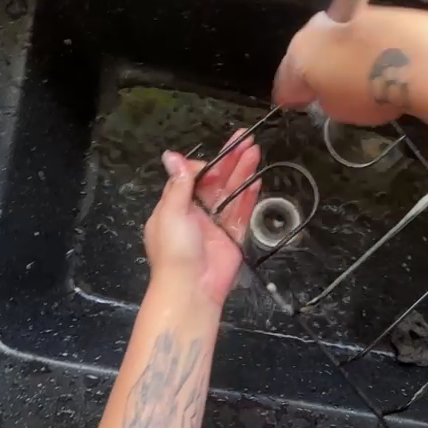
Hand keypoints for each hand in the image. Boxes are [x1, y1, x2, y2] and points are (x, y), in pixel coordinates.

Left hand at [144, 132, 261, 304]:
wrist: (190, 288)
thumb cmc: (173, 253)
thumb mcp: (170, 212)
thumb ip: (177, 184)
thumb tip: (171, 157)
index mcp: (175, 207)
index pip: (192, 177)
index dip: (205, 166)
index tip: (215, 160)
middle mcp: (197, 213)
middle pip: (216, 181)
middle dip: (230, 160)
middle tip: (244, 139)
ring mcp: (216, 224)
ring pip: (232, 192)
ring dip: (242, 172)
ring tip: (254, 151)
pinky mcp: (233, 236)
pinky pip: (242, 212)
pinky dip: (249, 195)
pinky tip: (257, 178)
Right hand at [271, 7, 427, 126]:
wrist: (424, 58)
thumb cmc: (370, 89)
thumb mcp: (336, 109)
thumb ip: (322, 99)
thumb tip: (324, 92)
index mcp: (301, 52)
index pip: (285, 79)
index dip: (291, 96)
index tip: (299, 105)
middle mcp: (319, 26)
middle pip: (309, 52)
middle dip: (314, 71)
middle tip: (327, 95)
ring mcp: (350, 15)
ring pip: (336, 41)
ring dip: (341, 58)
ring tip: (359, 84)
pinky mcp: (380, 12)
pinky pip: (363, 37)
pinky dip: (366, 50)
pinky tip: (381, 69)